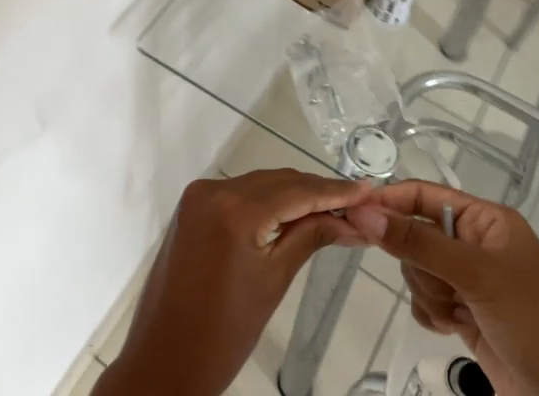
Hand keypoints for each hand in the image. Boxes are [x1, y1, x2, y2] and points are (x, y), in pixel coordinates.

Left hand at [94, 169, 372, 395]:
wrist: (167, 357)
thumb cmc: (225, 330)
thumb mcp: (275, 279)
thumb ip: (312, 237)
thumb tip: (355, 222)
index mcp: (235, 209)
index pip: (297, 191)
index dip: (336, 191)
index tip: (371, 191)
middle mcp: (214, 190)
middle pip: (278, 182)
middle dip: (318, 192)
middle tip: (359, 206)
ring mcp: (199, 196)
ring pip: (260, 185)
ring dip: (294, 195)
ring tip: (334, 210)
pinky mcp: (192, 207)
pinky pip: (240, 194)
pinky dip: (267, 201)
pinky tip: (293, 214)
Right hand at [346, 181, 538, 395]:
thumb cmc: (537, 322)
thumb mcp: (477, 275)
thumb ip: (418, 242)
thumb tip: (363, 210)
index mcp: (488, 221)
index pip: (424, 195)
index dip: (389, 201)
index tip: (354, 213)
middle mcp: (477, 245)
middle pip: (415, 235)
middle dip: (420, 264)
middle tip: (446, 286)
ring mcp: (471, 282)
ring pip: (418, 272)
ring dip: (429, 295)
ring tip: (459, 315)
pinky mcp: (466, 315)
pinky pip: (426, 302)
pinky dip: (431, 315)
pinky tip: (453, 329)